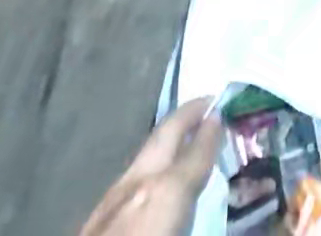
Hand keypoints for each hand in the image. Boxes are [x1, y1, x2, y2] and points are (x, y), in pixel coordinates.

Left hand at [80, 97, 221, 235]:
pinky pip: (132, 175)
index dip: (212, 132)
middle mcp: (138, 184)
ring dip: (167, 138)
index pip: (195, 154)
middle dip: (186, 116)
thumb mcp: (171, 217)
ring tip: (185, 135)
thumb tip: (204, 201)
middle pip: (164, 136)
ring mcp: (112, 198)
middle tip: (207, 102)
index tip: (224, 110)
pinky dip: (151, 162)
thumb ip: (195, 216)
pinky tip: (154, 175)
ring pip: (145, 154)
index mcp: (165, 193)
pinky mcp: (95, 216)